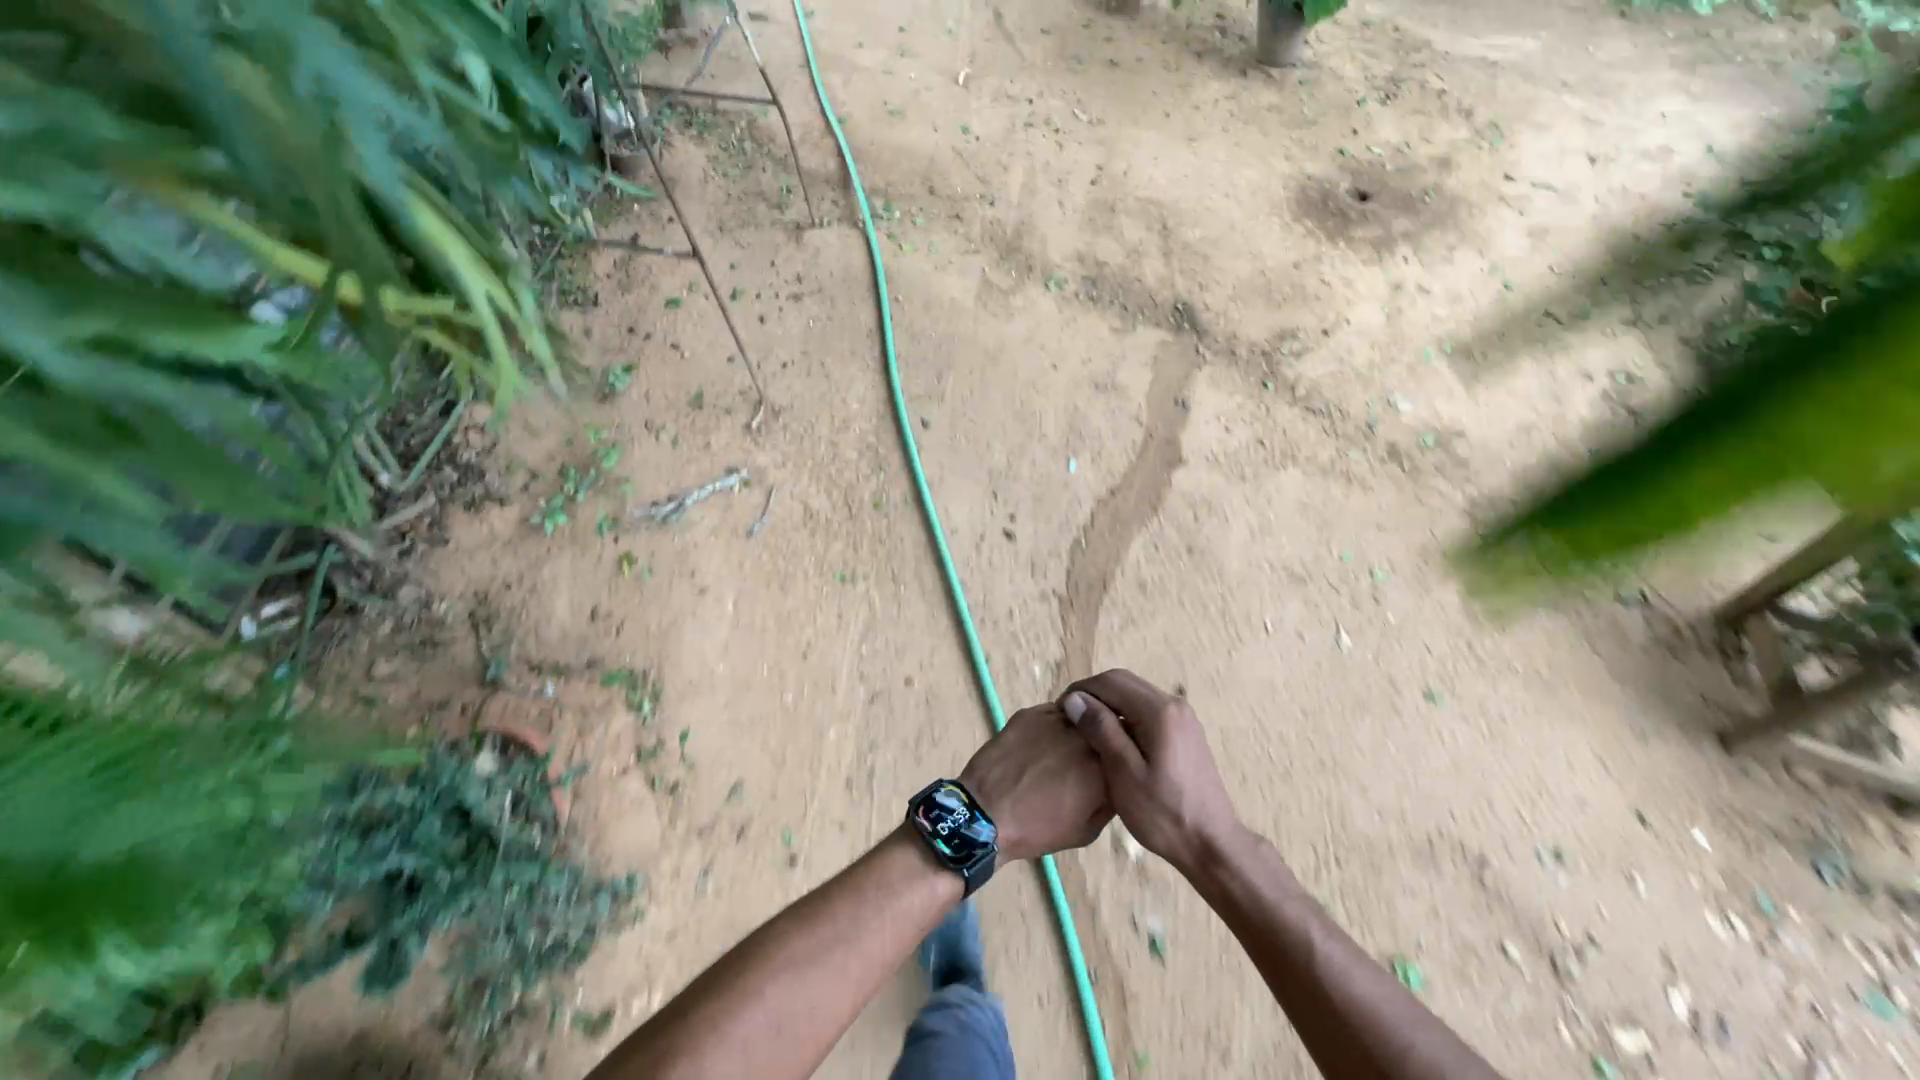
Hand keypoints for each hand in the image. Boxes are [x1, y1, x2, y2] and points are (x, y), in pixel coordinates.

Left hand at [957, 703, 1112, 862]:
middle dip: (1105, 735)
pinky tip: (1041, 742)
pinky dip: (1054, 724)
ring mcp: (1059, 720)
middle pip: (1108, 724)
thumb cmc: (1038, 830)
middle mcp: (1088, 736)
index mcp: (1107, 766)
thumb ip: (1111, 801)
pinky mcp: (1032, 713)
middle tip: (1090, 753)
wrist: (985, 815)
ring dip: (1081, 726)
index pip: (1130, 748)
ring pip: (1082, 713)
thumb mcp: (1088, 830)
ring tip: (1064, 746)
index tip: (1117, 762)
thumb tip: (1119, 781)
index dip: (1125, 753)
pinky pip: (1055, 712)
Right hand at [1061, 669, 1239, 878]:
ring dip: (1107, 705)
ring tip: (1085, 731)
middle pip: (1124, 682)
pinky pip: (1146, 711)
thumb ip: (1101, 731)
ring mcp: (1182, 718)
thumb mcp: (1124, 774)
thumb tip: (1075, 699)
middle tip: (1068, 720)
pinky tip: (1111, 742)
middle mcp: (1174, 705)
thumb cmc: (1164, 814)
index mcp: (1160, 712)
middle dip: (1092, 695)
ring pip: (1135, 695)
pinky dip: (1123, 717)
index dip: (1080, 691)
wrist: (1211, 844)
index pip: (1111, 682)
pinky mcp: (1184, 733)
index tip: (1059, 712)